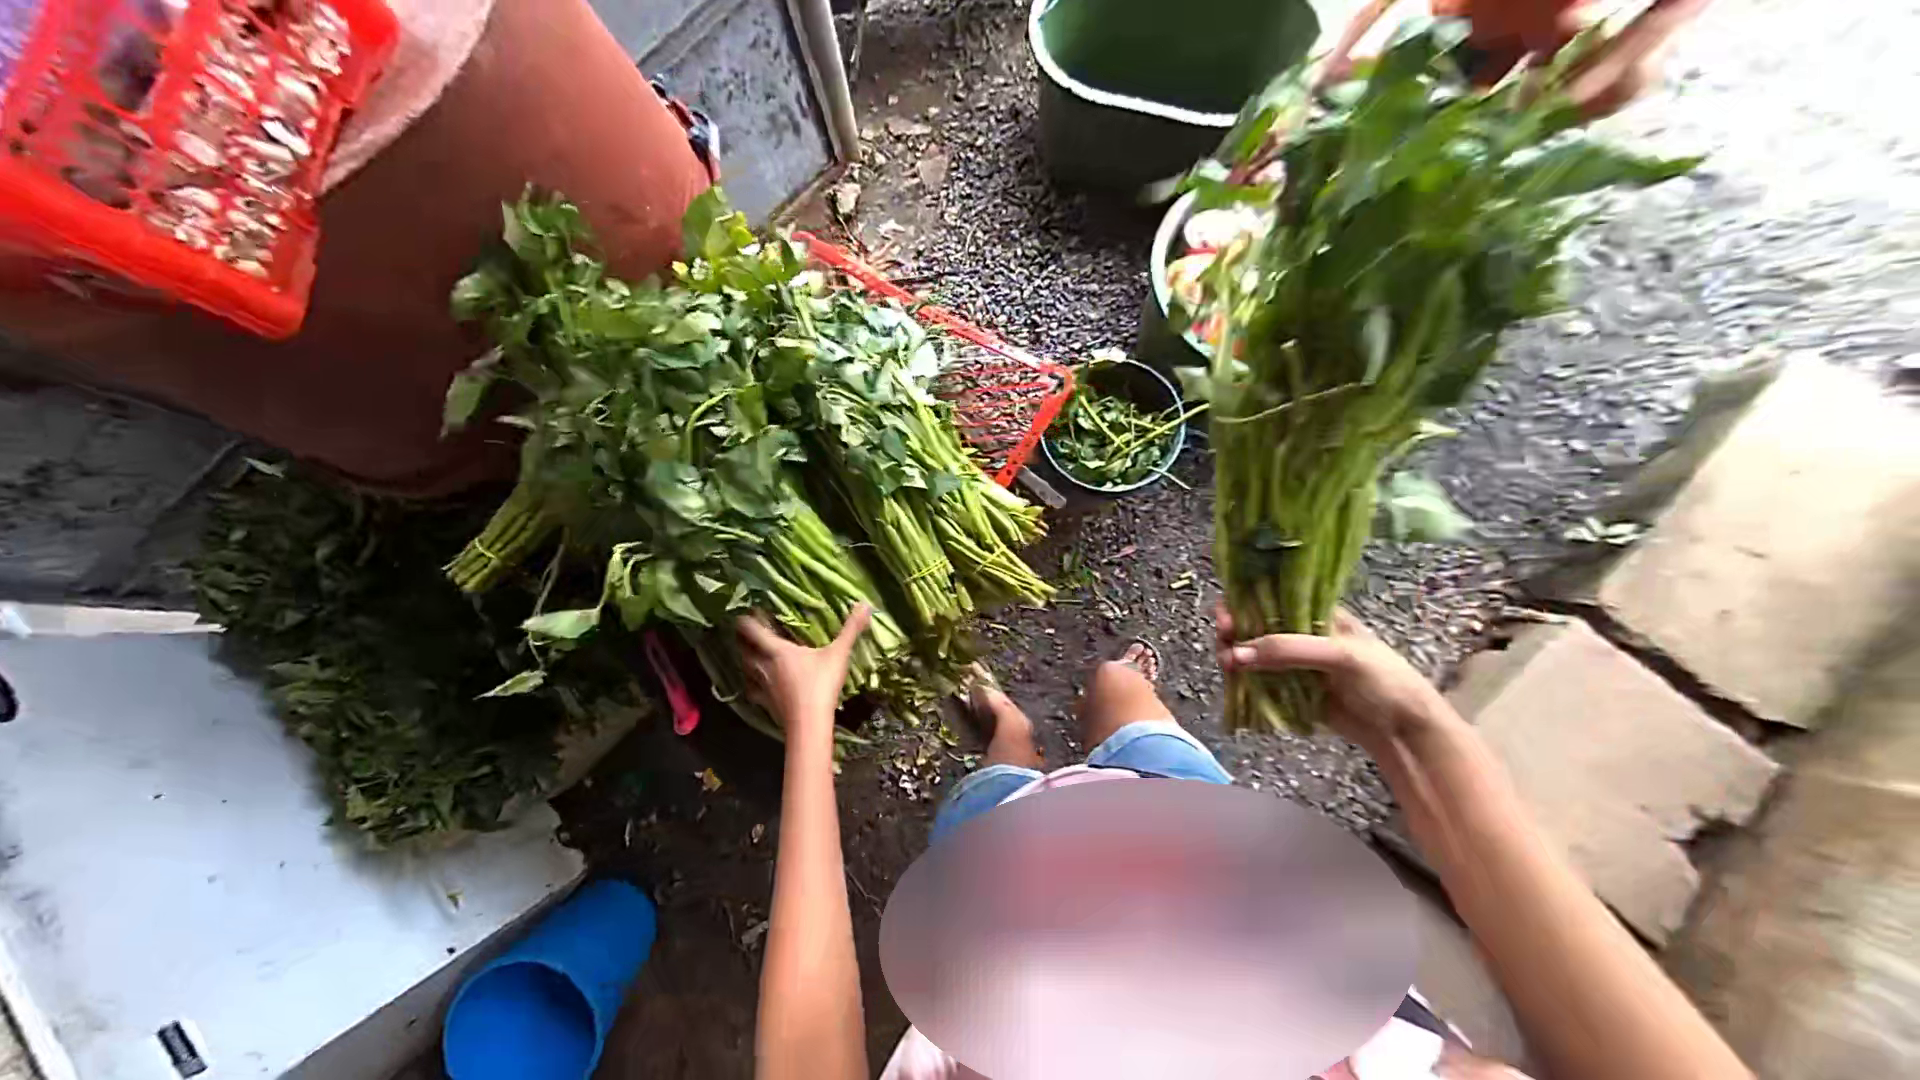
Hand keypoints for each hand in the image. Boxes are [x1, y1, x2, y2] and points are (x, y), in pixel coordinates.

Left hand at [736, 603, 870, 743]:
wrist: (809, 724)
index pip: (752, 630)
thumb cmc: (821, 685)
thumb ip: (850, 629)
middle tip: (747, 630)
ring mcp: (762, 686)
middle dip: (742, 638)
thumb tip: (865, 603)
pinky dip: (751, 683)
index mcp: (777, 650)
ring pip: (744, 668)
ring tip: (750, 653)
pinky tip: (756, 684)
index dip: (746, 618)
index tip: (747, 610)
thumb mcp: (838, 654)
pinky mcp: (764, 703)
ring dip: (744, 659)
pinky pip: (751, 689)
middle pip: (743, 649)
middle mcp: (764, 666)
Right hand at [1215, 605, 1454, 753]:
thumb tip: (1237, 654)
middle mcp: (1301, 634)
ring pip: (1252, 653)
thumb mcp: (1340, 656)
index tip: (1226, 613)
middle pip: (1256, 625)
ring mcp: (1294, 663)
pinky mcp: (1289, 689)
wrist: (1404, 732)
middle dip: (1234, 630)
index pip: (1273, 598)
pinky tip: (1232, 680)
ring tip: (1226, 664)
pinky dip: (1242, 679)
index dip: (1246, 602)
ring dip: (1234, 655)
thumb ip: (1289, 650)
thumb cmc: (1383, 681)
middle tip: (1222, 639)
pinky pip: (1258, 680)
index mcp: (1318, 613)